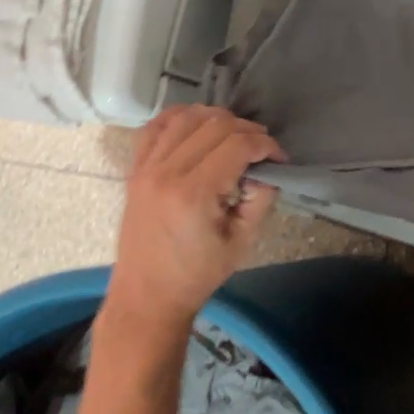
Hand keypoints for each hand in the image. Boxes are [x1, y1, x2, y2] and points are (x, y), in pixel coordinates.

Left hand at [105, 105, 284, 332]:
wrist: (146, 297)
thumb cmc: (197, 275)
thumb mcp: (242, 242)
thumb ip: (260, 199)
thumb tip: (266, 170)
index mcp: (194, 194)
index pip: (238, 145)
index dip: (265, 145)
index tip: (278, 159)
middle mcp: (167, 172)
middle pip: (215, 125)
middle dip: (248, 130)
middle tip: (261, 150)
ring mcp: (146, 168)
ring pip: (187, 117)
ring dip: (217, 119)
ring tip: (233, 137)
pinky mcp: (135, 169)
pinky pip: (156, 126)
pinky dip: (180, 116)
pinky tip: (198, 125)